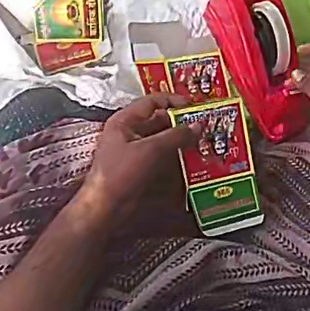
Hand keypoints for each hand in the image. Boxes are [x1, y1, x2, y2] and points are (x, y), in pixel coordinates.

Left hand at [73, 93, 195, 222]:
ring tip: (202, 141)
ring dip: (181, 140)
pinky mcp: (142, 168)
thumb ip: (175, 136)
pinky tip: (192, 159)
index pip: (152, 101)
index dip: (173, 101)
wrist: (105, 209)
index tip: (194, 107)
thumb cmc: (120, 174)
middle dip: (181, 123)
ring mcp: (135, 152)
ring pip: (162, 140)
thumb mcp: (150, 150)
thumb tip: (197, 126)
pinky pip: (162, 156)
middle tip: (203, 126)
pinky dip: (176, 156)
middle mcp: (129, 133)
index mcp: (124, 121)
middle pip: (159, 121)